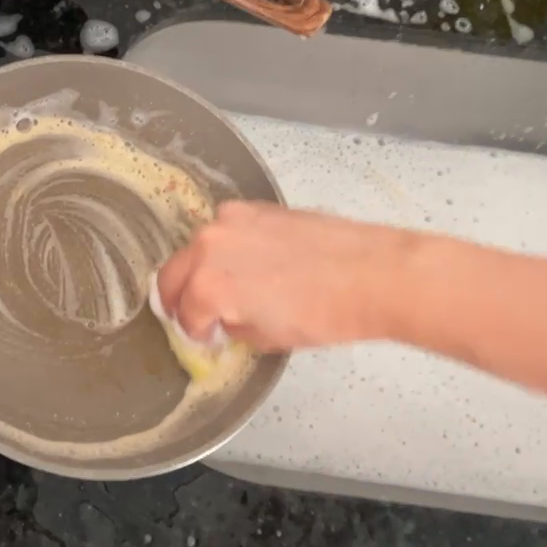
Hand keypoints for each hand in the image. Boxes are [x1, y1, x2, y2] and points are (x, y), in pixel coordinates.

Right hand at [156, 202, 410, 351]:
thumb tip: (224, 323)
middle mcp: (208, 247)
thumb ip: (233, 329)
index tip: (206, 337)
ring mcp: (228, 222)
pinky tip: (250, 264)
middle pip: (171, 275)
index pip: (184, 314)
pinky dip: (224, 248)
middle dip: (179, 299)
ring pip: (194, 250)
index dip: (195, 332)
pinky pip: (222, 231)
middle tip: (197, 315)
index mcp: (208, 285)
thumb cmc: (327, 313)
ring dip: (199, 270)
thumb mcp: (270, 338)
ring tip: (227, 288)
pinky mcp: (251, 208)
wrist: (374, 274)